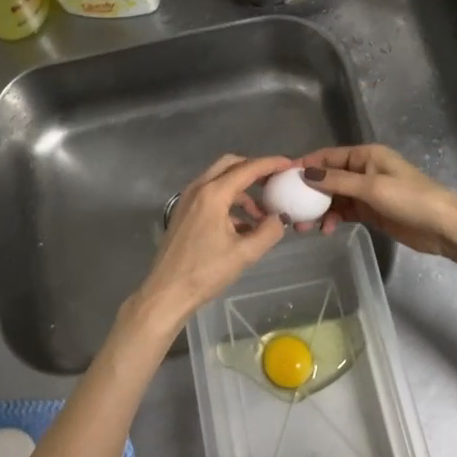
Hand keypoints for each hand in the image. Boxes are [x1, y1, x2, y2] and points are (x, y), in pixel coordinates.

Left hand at [131, 154, 294, 331]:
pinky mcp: (184, 212)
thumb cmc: (205, 272)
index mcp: (212, 194)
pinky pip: (210, 196)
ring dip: (242, 190)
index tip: (289, 164)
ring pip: (219, 181)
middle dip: (254, 169)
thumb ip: (268, 232)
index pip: (247, 169)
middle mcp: (198, 189)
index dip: (270, 164)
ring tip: (262, 215)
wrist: (167, 292)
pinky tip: (243, 226)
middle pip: (230, 165)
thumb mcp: (244, 254)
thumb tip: (280, 218)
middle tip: (275, 180)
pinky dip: (229, 202)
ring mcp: (188, 200)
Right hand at [299, 144, 456, 257]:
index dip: (306, 165)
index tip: (282, 178)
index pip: (328, 156)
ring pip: (334, 197)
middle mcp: (364, 170)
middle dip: (308, 191)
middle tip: (288, 207)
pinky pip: (344, 211)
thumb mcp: (372, 188)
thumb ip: (337, 181)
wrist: (443, 227)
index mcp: (366, 155)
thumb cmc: (410, 199)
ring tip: (303, 226)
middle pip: (328, 177)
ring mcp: (367, 192)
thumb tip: (305, 174)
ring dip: (318, 209)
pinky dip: (332, 218)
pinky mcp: (371, 211)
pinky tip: (325, 229)